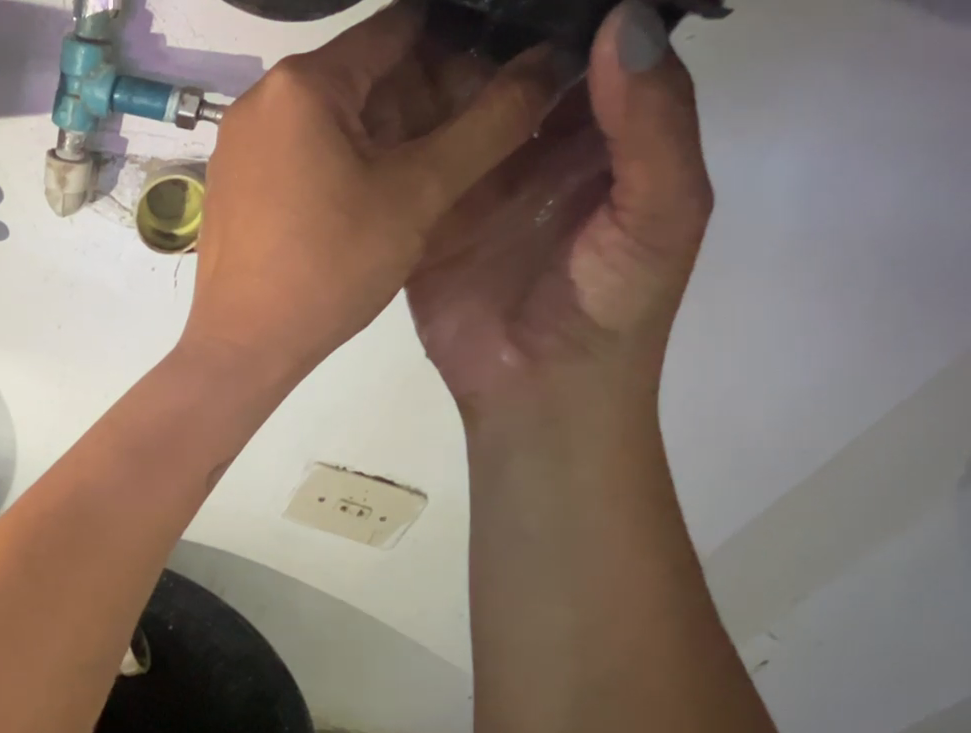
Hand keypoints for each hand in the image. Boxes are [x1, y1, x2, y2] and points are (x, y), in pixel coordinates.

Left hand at [185, 1, 563, 370]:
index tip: (502, 73)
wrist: (242, 348)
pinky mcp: (234, 185)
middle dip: (427, 96)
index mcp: (301, 83)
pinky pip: (301, 151)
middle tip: (477, 134)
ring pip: (334, 115)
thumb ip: (490, 122)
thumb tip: (546, 65)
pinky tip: (378, 196)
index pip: (401, 29)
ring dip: (390, 133)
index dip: (461, 43)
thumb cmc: (327, 267)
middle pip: (366, 72)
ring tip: (436, 171)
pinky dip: (345, 160)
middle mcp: (260, 100)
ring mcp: (239, 146)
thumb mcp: (418, 193)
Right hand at [406, 0, 713, 417]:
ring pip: (457, 112)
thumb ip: (653, 120)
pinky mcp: (424, 219)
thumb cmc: (613, 303)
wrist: (535, 392)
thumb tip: (622, 18)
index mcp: (607, 134)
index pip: (591, 49)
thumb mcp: (663, 208)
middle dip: (489, 34)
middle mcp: (538, 148)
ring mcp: (475, 183)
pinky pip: (412, 168)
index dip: (570, 12)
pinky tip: (370, 101)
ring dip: (435, 76)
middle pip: (513, 72)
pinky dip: (395, 136)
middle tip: (446, 1)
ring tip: (405, 33)